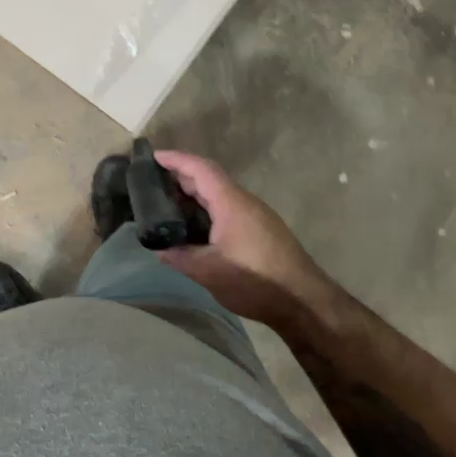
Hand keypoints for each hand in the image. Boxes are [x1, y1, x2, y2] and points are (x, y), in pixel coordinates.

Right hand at [154, 151, 340, 328]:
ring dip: (195, 196)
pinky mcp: (261, 231)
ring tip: (168, 206)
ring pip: (220, 196)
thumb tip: (160, 249)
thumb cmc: (255, 280)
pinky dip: (207, 210)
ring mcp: (256, 216)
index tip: (154, 157)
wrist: (302, 300)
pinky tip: (195, 228)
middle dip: (181, 177)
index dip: (176, 159)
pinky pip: (229, 210)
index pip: (201, 169)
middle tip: (152, 184)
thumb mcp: (209, 271)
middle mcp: (244, 202)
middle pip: (210, 179)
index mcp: (231, 203)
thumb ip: (181, 256)